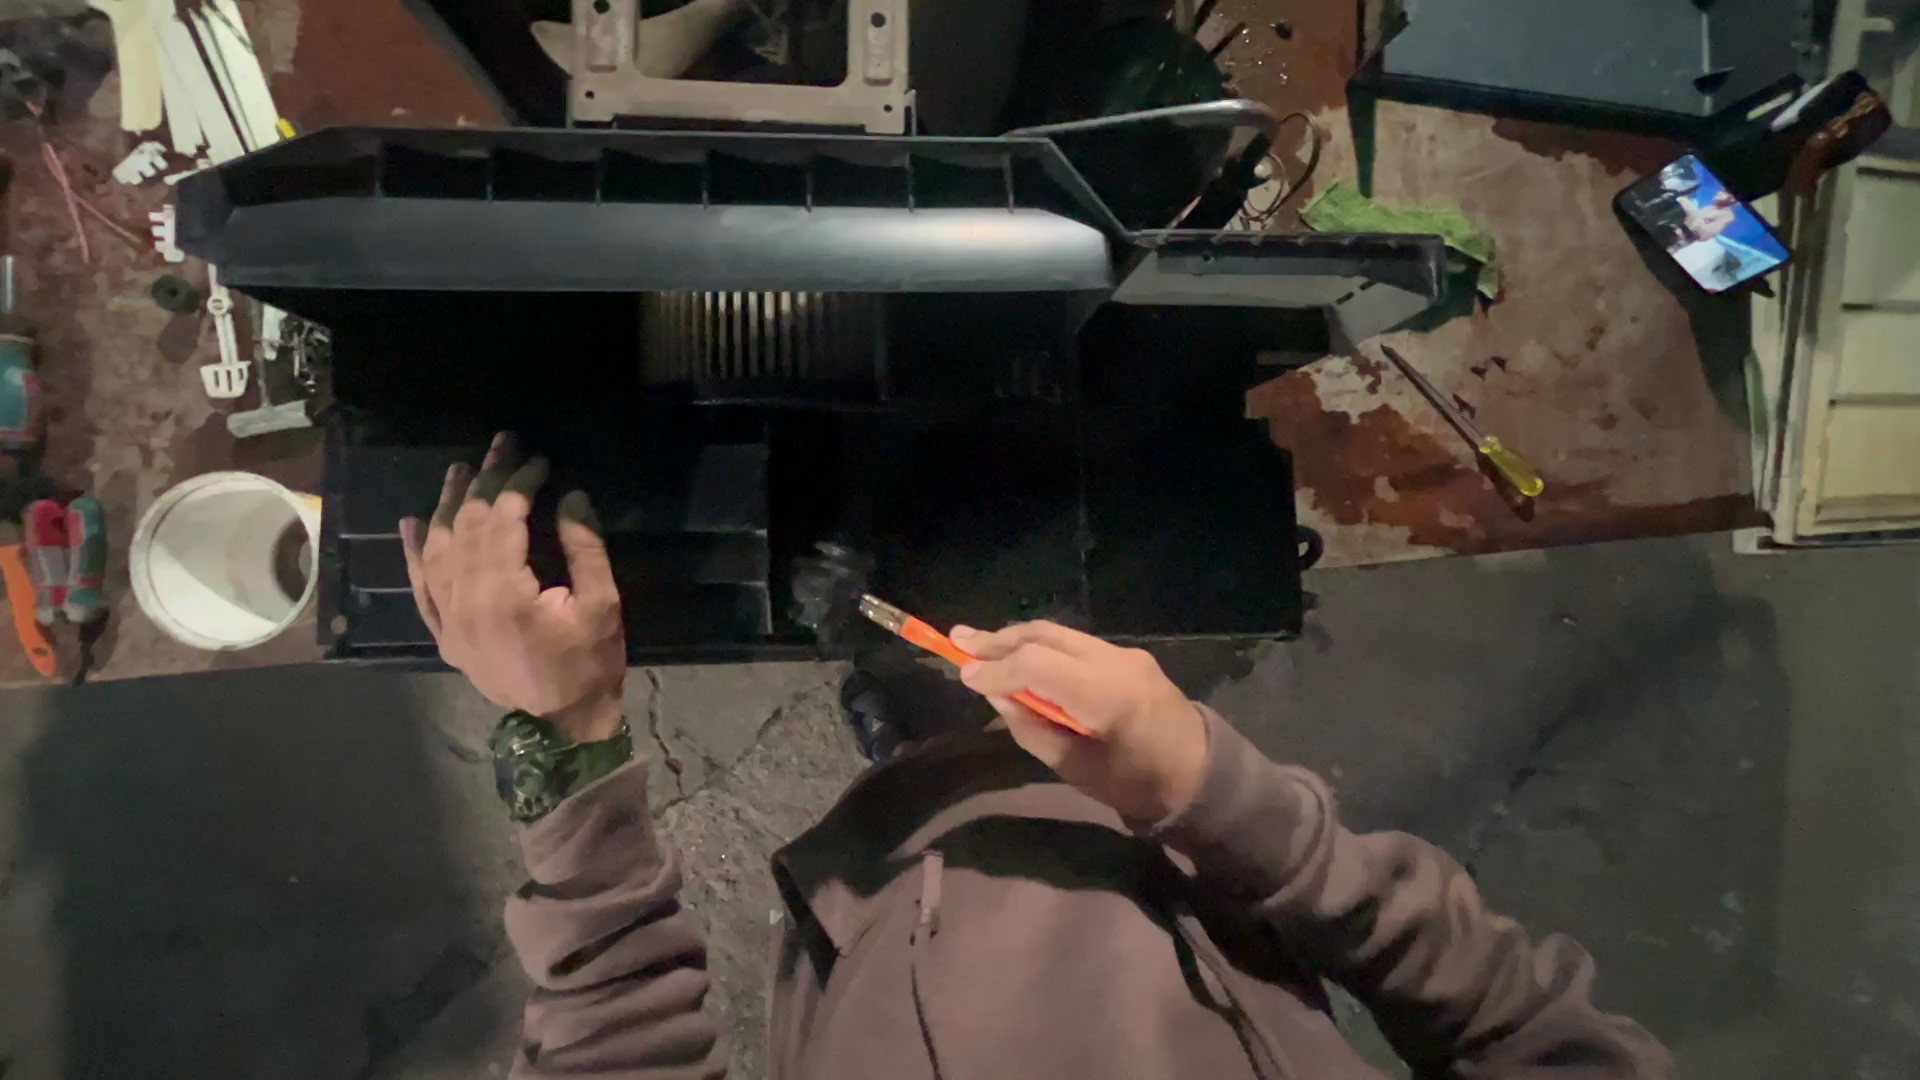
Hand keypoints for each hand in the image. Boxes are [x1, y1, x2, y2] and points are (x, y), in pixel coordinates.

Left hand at [400, 433, 625, 743]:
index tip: (540, 460)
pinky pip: (419, 585)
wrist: (564, 721)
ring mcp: (447, 617)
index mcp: (504, 591)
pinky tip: (412, 521)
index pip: (505, 520)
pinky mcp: (443, 632)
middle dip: (487, 481)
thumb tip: (571, 498)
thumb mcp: (602, 603)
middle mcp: (463, 598)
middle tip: (503, 445)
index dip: (520, 483)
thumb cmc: (590, 662)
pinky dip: (413, 551)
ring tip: (463, 470)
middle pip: (468, 526)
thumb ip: (585, 548)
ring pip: (437, 548)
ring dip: (449, 504)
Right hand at [952, 621, 1206, 821]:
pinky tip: (1019, 656)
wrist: (1201, 775)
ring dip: (1017, 639)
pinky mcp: (1128, 655)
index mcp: (1106, 697)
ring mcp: (1125, 653)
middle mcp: (1116, 662)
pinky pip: (1074, 644)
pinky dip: (1041, 647)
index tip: (964, 675)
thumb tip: (996, 693)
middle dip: (999, 640)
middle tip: (958, 640)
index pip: (1037, 666)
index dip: (996, 668)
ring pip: (1058, 634)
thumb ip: (1031, 727)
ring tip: (979, 644)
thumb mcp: (1075, 770)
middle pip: (1045, 637)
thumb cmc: (1136, 786)